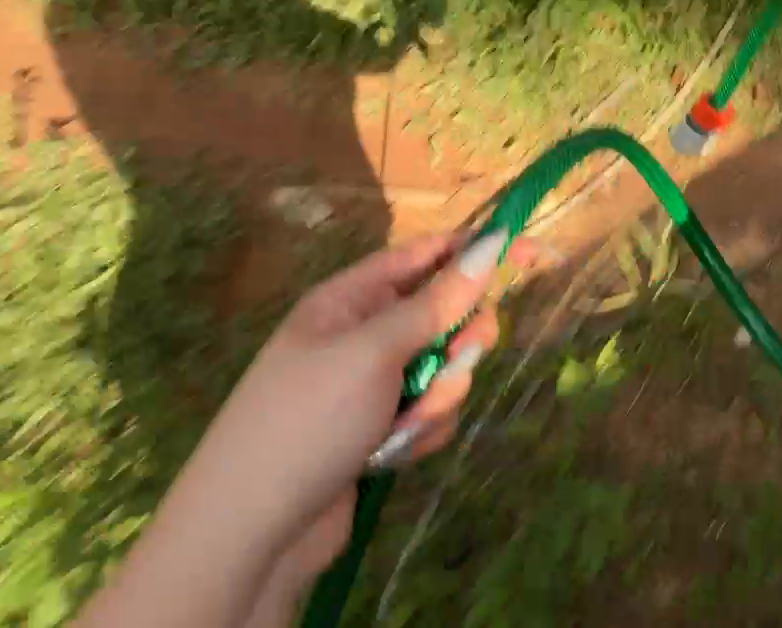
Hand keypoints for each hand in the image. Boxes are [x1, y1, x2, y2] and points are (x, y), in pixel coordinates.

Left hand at [181, 231, 518, 567]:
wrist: (248, 536)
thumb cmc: (305, 424)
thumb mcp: (373, 352)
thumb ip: (437, 301)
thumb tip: (490, 245)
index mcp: (352, 300)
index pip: (431, 254)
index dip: (481, 250)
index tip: (533, 254)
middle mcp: (365, 333)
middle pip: (450, 312)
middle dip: (461, 342)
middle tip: (454, 363)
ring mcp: (374, 381)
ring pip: (449, 364)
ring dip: (441, 395)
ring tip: (404, 425)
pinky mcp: (384, 423)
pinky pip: (436, 407)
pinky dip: (425, 427)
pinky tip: (391, 452)